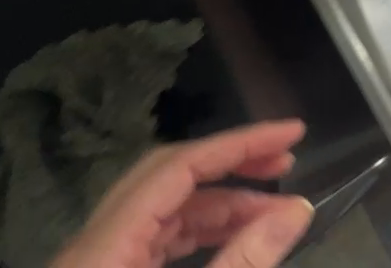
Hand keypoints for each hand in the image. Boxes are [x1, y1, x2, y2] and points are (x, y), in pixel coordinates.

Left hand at [53, 120, 314, 267]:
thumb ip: (243, 260)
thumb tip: (299, 208)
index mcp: (101, 247)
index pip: (178, 166)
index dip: (240, 143)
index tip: (295, 134)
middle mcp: (91, 246)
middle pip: (166, 176)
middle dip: (231, 162)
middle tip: (286, 161)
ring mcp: (94, 263)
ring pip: (162, 210)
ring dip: (222, 202)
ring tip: (273, 210)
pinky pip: (154, 237)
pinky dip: (201, 229)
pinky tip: (237, 237)